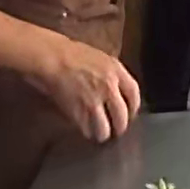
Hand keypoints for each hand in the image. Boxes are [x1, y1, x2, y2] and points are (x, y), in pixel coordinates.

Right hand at [27, 35, 141, 141]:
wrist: (55, 59)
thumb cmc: (77, 55)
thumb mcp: (103, 59)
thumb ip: (113, 75)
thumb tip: (119, 92)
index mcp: (117, 71)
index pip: (134, 93)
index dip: (134, 107)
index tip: (131, 114)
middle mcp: (109, 87)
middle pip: (122, 117)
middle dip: (120, 127)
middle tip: (116, 130)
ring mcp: (93, 102)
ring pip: (104, 130)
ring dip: (102, 133)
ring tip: (100, 132)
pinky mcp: (77, 113)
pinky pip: (87, 131)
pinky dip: (87, 132)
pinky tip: (86, 128)